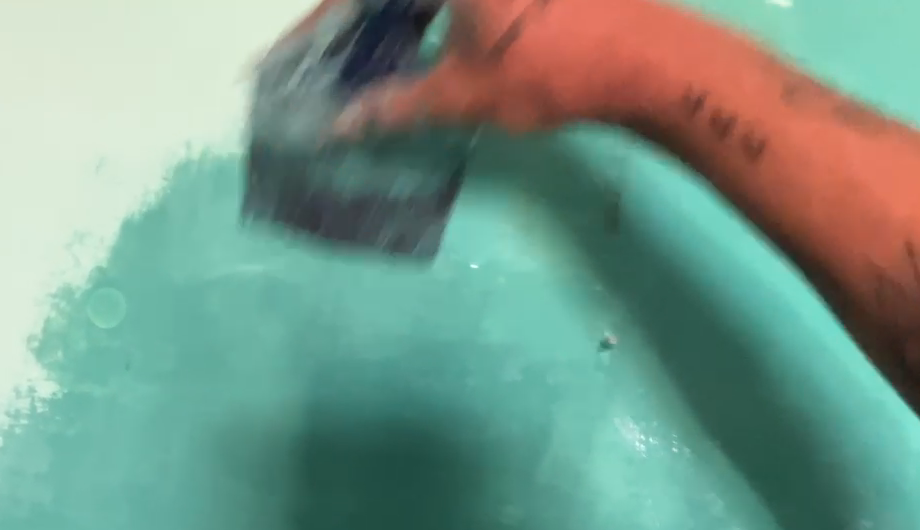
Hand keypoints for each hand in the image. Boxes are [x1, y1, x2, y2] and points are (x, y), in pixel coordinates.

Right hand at [273, 0, 647, 135]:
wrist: (645, 59)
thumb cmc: (547, 69)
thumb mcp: (458, 93)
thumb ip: (392, 106)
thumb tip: (339, 126)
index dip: (310, 32)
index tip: (274, 65)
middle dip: (342, 25)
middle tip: (313, 63)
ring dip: (382, 19)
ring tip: (352, 60)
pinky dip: (419, 14)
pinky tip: (404, 43)